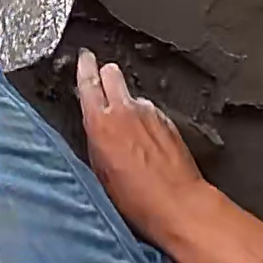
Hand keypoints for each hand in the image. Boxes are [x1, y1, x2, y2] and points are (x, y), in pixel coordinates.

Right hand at [75, 49, 212, 247]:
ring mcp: (149, 112)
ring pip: (132, 94)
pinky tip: (146, 142)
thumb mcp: (100, 172)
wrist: (178, 204)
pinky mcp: (167, 119)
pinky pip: (150, 111)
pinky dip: (145, 119)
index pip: (88, 80)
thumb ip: (95, 139)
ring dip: (127, 104)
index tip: (84, 58)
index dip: (84, 65)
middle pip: (112, 72)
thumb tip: (95, 128)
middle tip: (103, 86)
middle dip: (106, 75)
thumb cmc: (137, 200)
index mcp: (102, 122)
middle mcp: (125, 109)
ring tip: (128, 131)